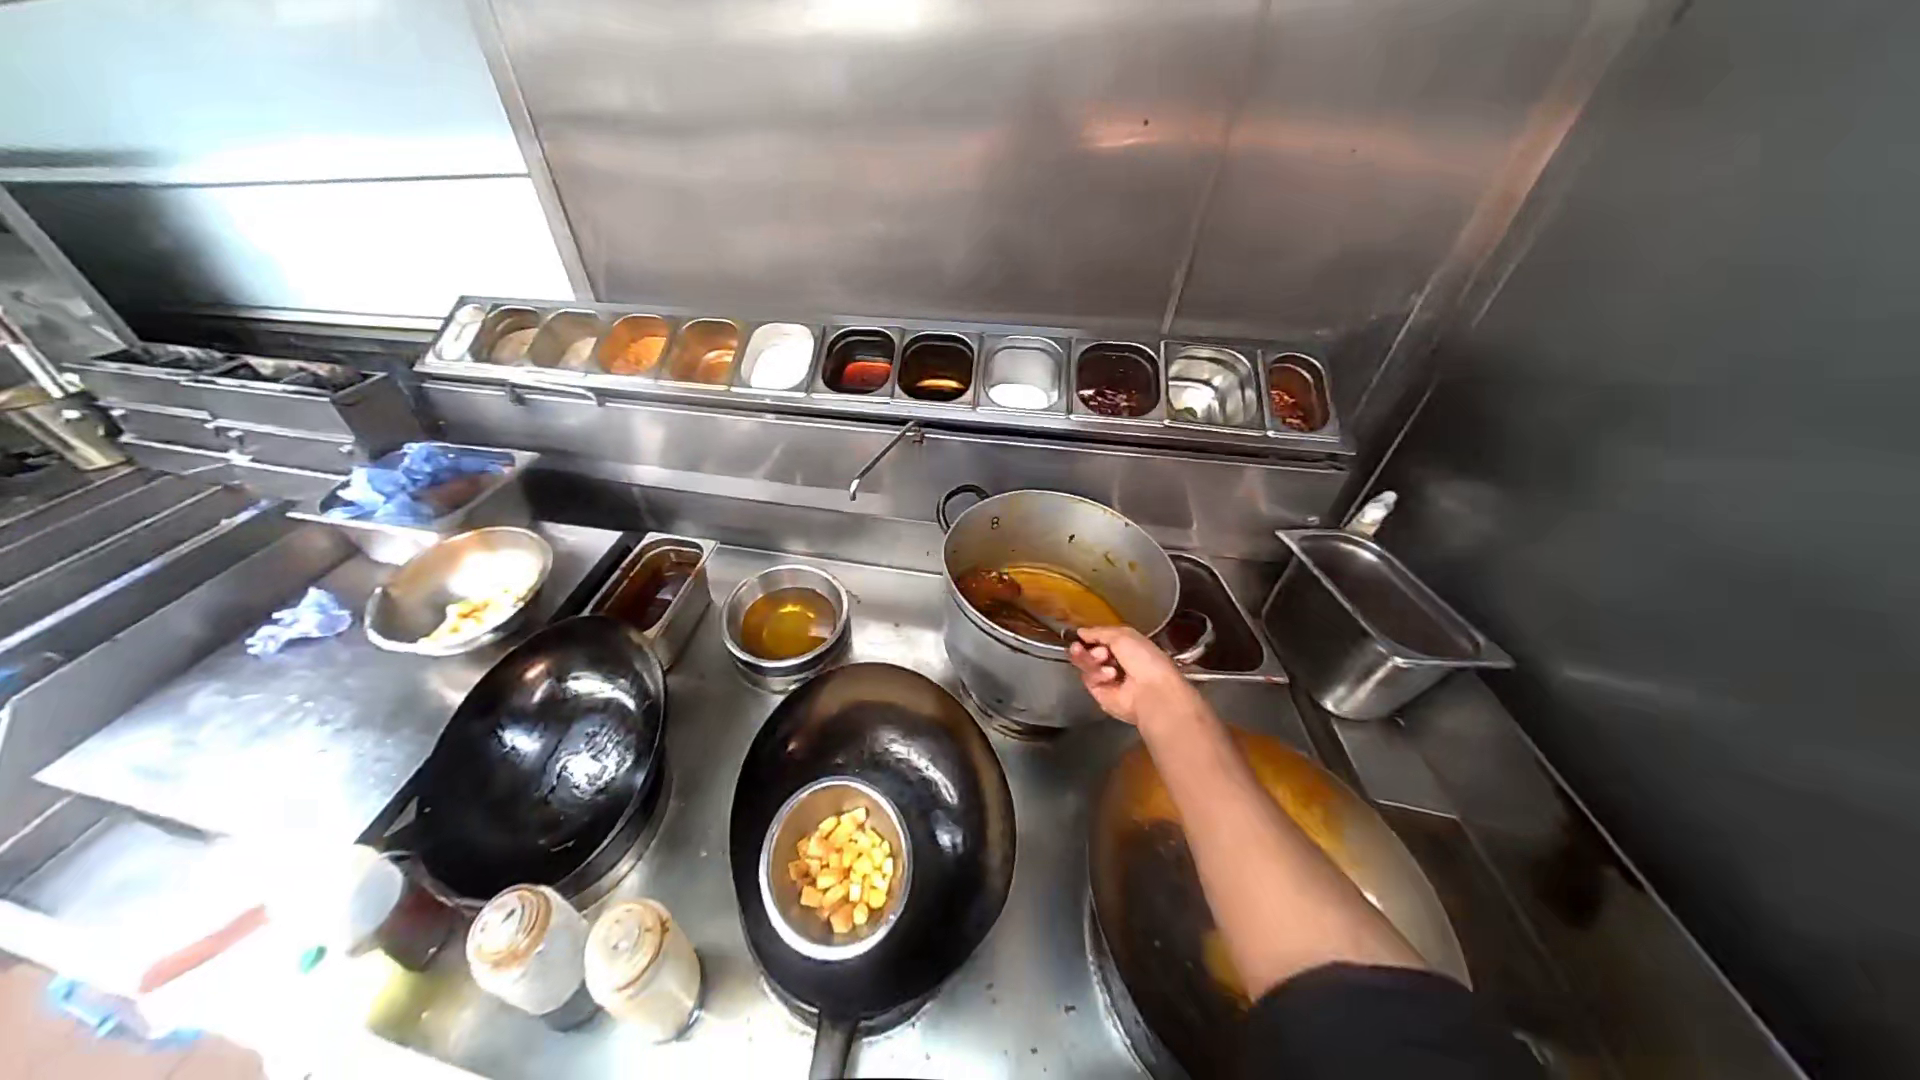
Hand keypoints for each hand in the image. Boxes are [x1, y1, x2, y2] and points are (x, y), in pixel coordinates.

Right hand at [1068, 625, 1206, 729]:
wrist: (1151, 691)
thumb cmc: (1143, 659)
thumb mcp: (1123, 635)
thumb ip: (1099, 632)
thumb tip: (1080, 632)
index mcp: (1126, 646)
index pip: (1100, 640)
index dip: (1089, 637)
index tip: (1080, 635)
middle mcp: (1115, 662)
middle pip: (1088, 653)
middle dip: (1082, 649)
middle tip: (1078, 647)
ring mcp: (1107, 678)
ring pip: (1085, 665)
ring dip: (1088, 659)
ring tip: (1100, 658)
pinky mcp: (1100, 693)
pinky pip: (1089, 679)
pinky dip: (1098, 674)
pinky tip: (1111, 675)